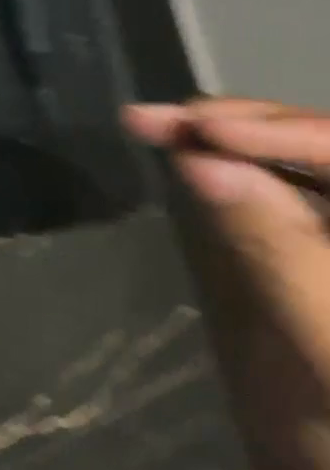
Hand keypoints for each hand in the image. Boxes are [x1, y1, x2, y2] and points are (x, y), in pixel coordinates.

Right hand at [125, 99, 329, 469]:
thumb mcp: (327, 350)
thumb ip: (282, 256)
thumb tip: (202, 159)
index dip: (290, 132)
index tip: (199, 127)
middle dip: (249, 127)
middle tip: (157, 119)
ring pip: (306, 161)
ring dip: (230, 137)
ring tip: (157, 124)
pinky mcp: (312, 248)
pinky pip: (285, 189)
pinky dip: (229, 164)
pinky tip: (186, 152)